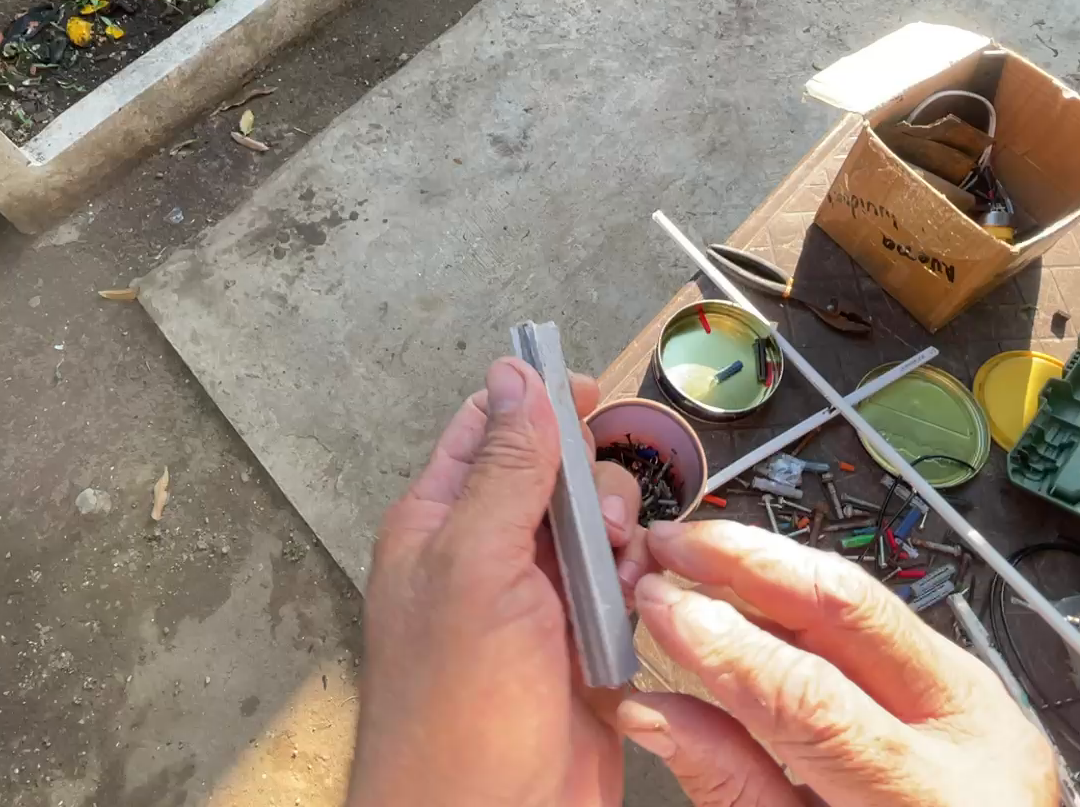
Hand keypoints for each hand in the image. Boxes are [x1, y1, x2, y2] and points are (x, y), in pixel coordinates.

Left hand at [347, 358, 653, 806]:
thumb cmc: (458, 705)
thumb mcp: (476, 565)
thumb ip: (504, 467)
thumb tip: (512, 373)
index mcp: (443, 517)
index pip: (489, 426)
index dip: (536, 399)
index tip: (589, 390)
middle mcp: (488, 545)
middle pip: (553, 468)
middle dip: (588, 478)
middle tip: (598, 519)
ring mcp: (537, 591)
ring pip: (595, 520)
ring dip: (618, 532)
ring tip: (618, 568)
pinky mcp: (582, 632)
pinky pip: (621, 574)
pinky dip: (636, 578)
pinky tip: (635, 602)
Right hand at [619, 521, 1057, 806]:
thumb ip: (733, 788)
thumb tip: (651, 710)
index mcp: (937, 801)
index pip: (814, 699)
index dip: (725, 643)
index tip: (658, 605)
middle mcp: (968, 726)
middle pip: (846, 605)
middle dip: (742, 558)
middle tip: (667, 543)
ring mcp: (967, 689)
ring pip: (853, 589)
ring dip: (757, 559)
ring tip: (686, 549)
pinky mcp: (952, 671)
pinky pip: (859, 609)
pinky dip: (785, 587)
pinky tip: (734, 580)